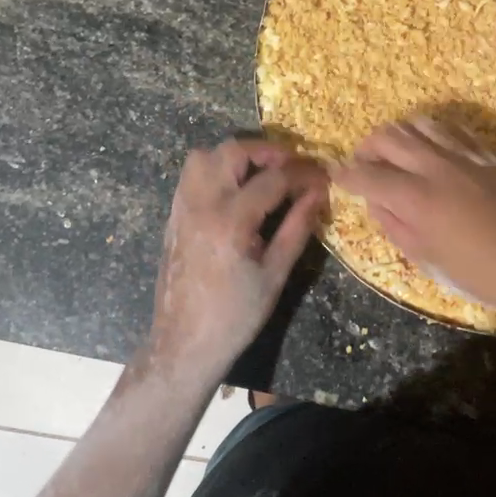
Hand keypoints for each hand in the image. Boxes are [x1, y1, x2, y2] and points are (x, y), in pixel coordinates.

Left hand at [145, 139, 327, 377]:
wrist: (183, 345)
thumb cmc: (235, 316)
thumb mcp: (275, 274)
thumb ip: (297, 228)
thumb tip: (318, 194)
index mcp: (230, 221)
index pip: (273, 178)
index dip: (302, 174)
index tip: (322, 178)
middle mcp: (201, 204)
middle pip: (233, 151)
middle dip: (267, 152)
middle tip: (292, 167)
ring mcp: (182, 208)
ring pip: (205, 155)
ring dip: (237, 156)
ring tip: (262, 174)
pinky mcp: (173, 216)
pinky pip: (192, 175)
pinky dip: (217, 169)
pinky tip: (237, 191)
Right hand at [330, 117, 495, 318]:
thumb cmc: (481, 276)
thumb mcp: (428, 261)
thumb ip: (396, 226)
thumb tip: (376, 202)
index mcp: (418, 199)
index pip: (369, 176)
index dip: (346, 174)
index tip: (336, 175)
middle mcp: (437, 167)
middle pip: (390, 137)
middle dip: (368, 147)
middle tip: (364, 163)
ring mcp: (465, 156)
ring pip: (420, 124)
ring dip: (400, 135)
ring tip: (396, 153)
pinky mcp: (488, 155)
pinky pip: (452, 130)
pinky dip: (432, 134)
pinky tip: (431, 149)